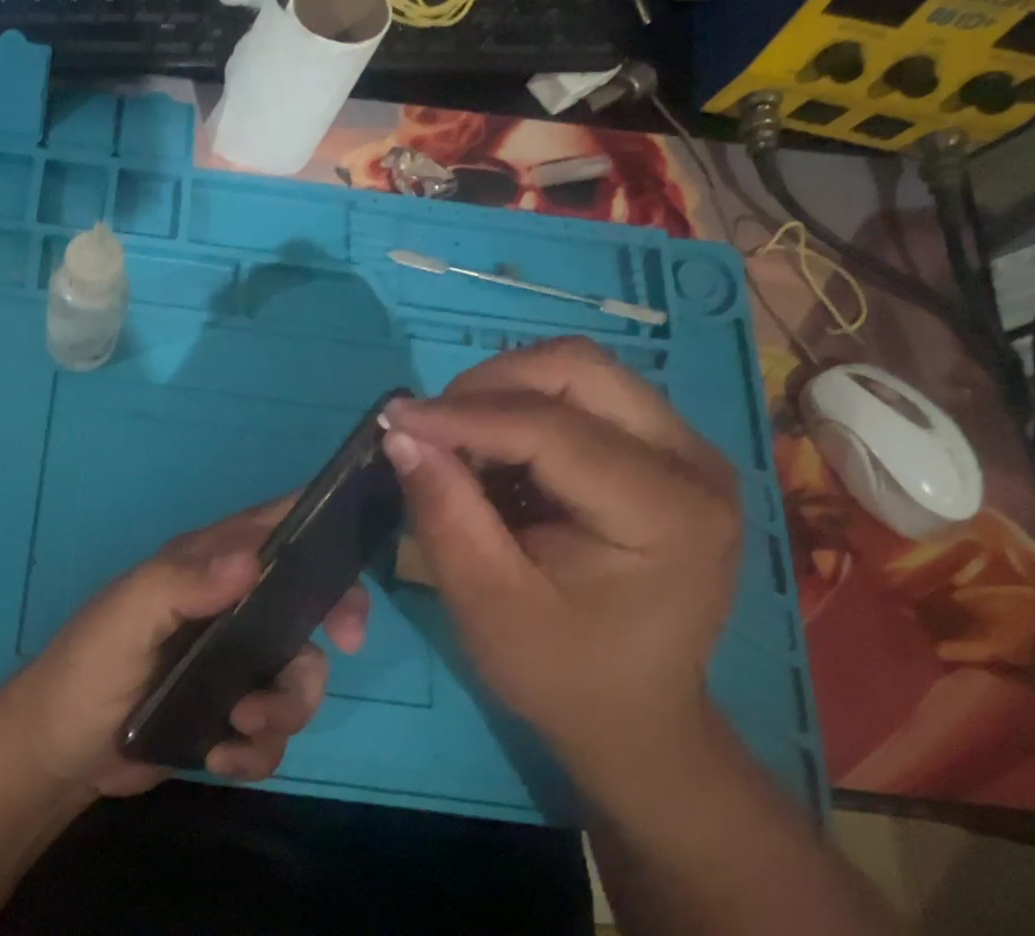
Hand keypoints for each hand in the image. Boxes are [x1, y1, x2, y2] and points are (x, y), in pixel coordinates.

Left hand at [0, 497, 370, 797]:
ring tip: (237, 726)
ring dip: (283, 711)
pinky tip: (221, 759)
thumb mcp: (124, 618)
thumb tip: (252, 560)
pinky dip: (258, 751)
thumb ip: (180, 582)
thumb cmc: (85, 670)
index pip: (274, 533)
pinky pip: (273, 732)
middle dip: (322, 645)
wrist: (58, 754)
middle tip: (319, 666)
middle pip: (307, 613)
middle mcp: (226, 611)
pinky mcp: (227, 716)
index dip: (323, 543)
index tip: (345, 591)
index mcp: (201, 569)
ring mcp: (230, 666)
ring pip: (298, 680)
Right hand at [380, 337, 740, 773]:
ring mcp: (688, 452)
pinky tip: (495, 460)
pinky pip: (585, 398)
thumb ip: (445, 513)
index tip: (390, 420)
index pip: (553, 428)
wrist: (635, 715)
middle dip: (487, 387)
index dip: (462, 415)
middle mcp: (695, 464)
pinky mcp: (667, 454)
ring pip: (581, 373)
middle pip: (579, 370)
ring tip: (459, 448)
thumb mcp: (486, 602)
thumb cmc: (560, 671)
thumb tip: (400, 433)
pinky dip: (524, 411)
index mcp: (667, 514)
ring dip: (504, 394)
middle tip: (430, 431)